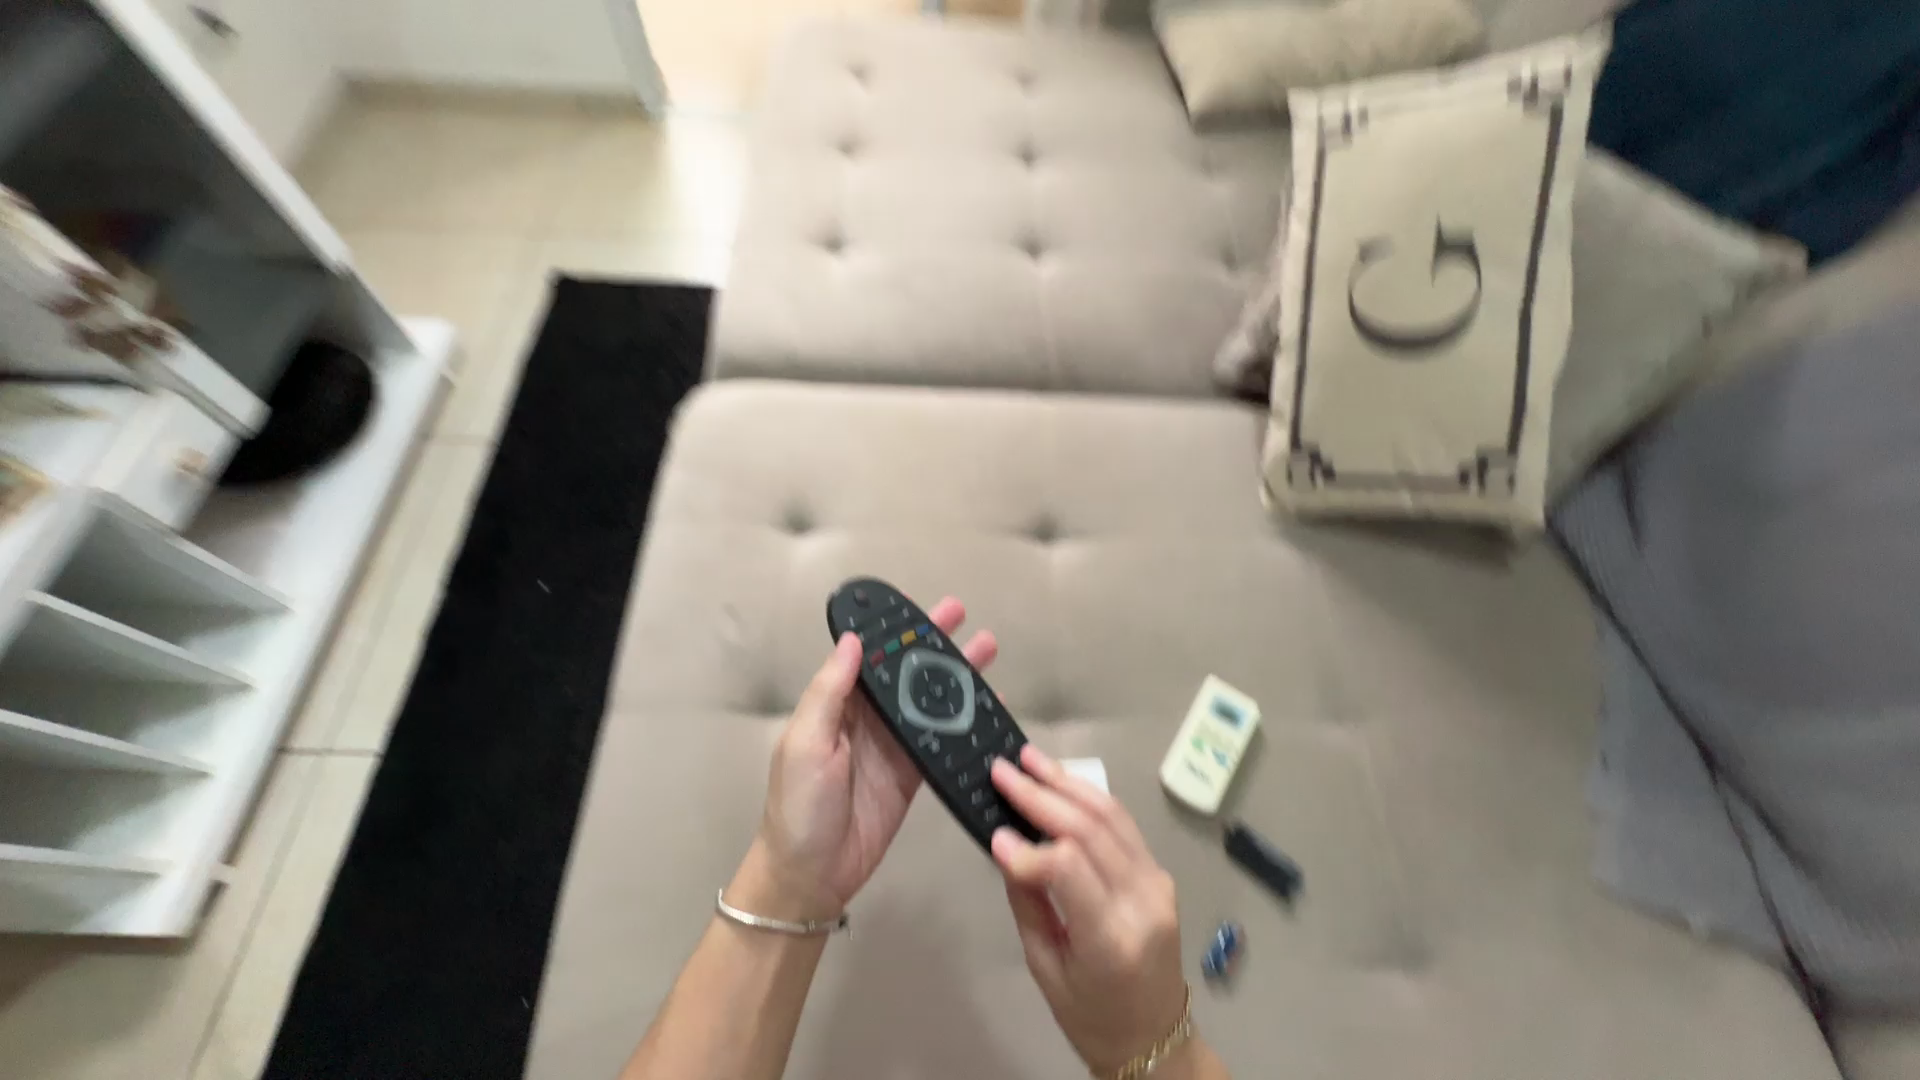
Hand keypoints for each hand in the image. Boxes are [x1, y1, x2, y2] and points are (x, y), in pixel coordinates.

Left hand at [741, 596, 997, 920]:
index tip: (920, 607)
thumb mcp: (804, 742)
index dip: (896, 631)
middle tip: (963, 615)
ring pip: (930, 701)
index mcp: (838, 704)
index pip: (871, 655)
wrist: (810, 874)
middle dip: (933, 643)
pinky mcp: (914, 775)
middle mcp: (868, 718)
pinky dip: (967, 723)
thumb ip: (830, 692)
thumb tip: (853, 640)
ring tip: (987, 650)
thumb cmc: (799, 804)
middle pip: (906, 672)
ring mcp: (894, 746)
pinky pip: (943, 741)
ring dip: (957, 677)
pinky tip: (990, 707)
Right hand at [990, 746, 1189, 1076]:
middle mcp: (1141, 901)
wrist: (1154, 1034)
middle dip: (1041, 793)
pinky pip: (1122, 823)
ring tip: (1029, 759)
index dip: (1028, 844)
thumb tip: (1005, 844)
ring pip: (1109, 814)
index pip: (1068, 868)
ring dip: (1066, 781)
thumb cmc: (1089, 1013)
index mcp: (1111, 938)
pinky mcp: (1158, 870)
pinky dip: (1088, 796)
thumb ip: (1028, 900)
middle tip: (1002, 769)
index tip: (994, 829)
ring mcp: (1156, 881)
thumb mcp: (1044, 967)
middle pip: (1089, 829)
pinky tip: (1060, 780)